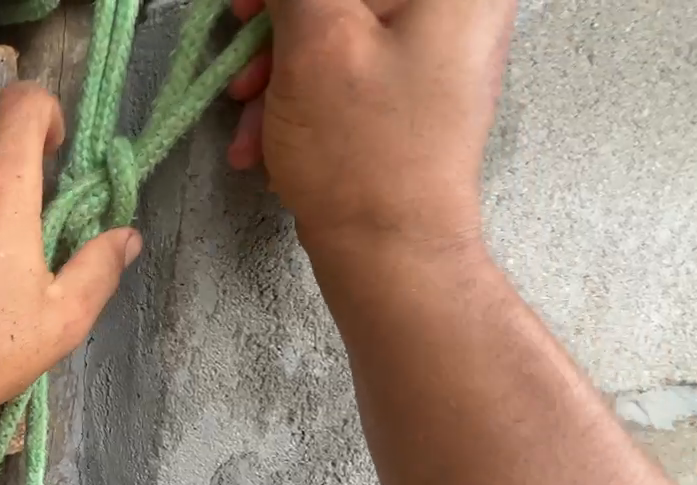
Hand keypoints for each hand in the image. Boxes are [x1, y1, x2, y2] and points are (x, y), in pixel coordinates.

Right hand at [224, 0, 517, 254]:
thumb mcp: (316, 48)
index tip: (243, 12)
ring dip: (277, 87)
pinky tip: (270, 147)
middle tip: (241, 84)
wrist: (390, 248)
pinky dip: (299, 109)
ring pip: (336, 45)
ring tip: (250, 135)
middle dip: (277, 44)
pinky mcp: (409, 102)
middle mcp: (455, 7)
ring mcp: (433, 58)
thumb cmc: (360, 147)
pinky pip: (344, 83)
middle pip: (344, 5)